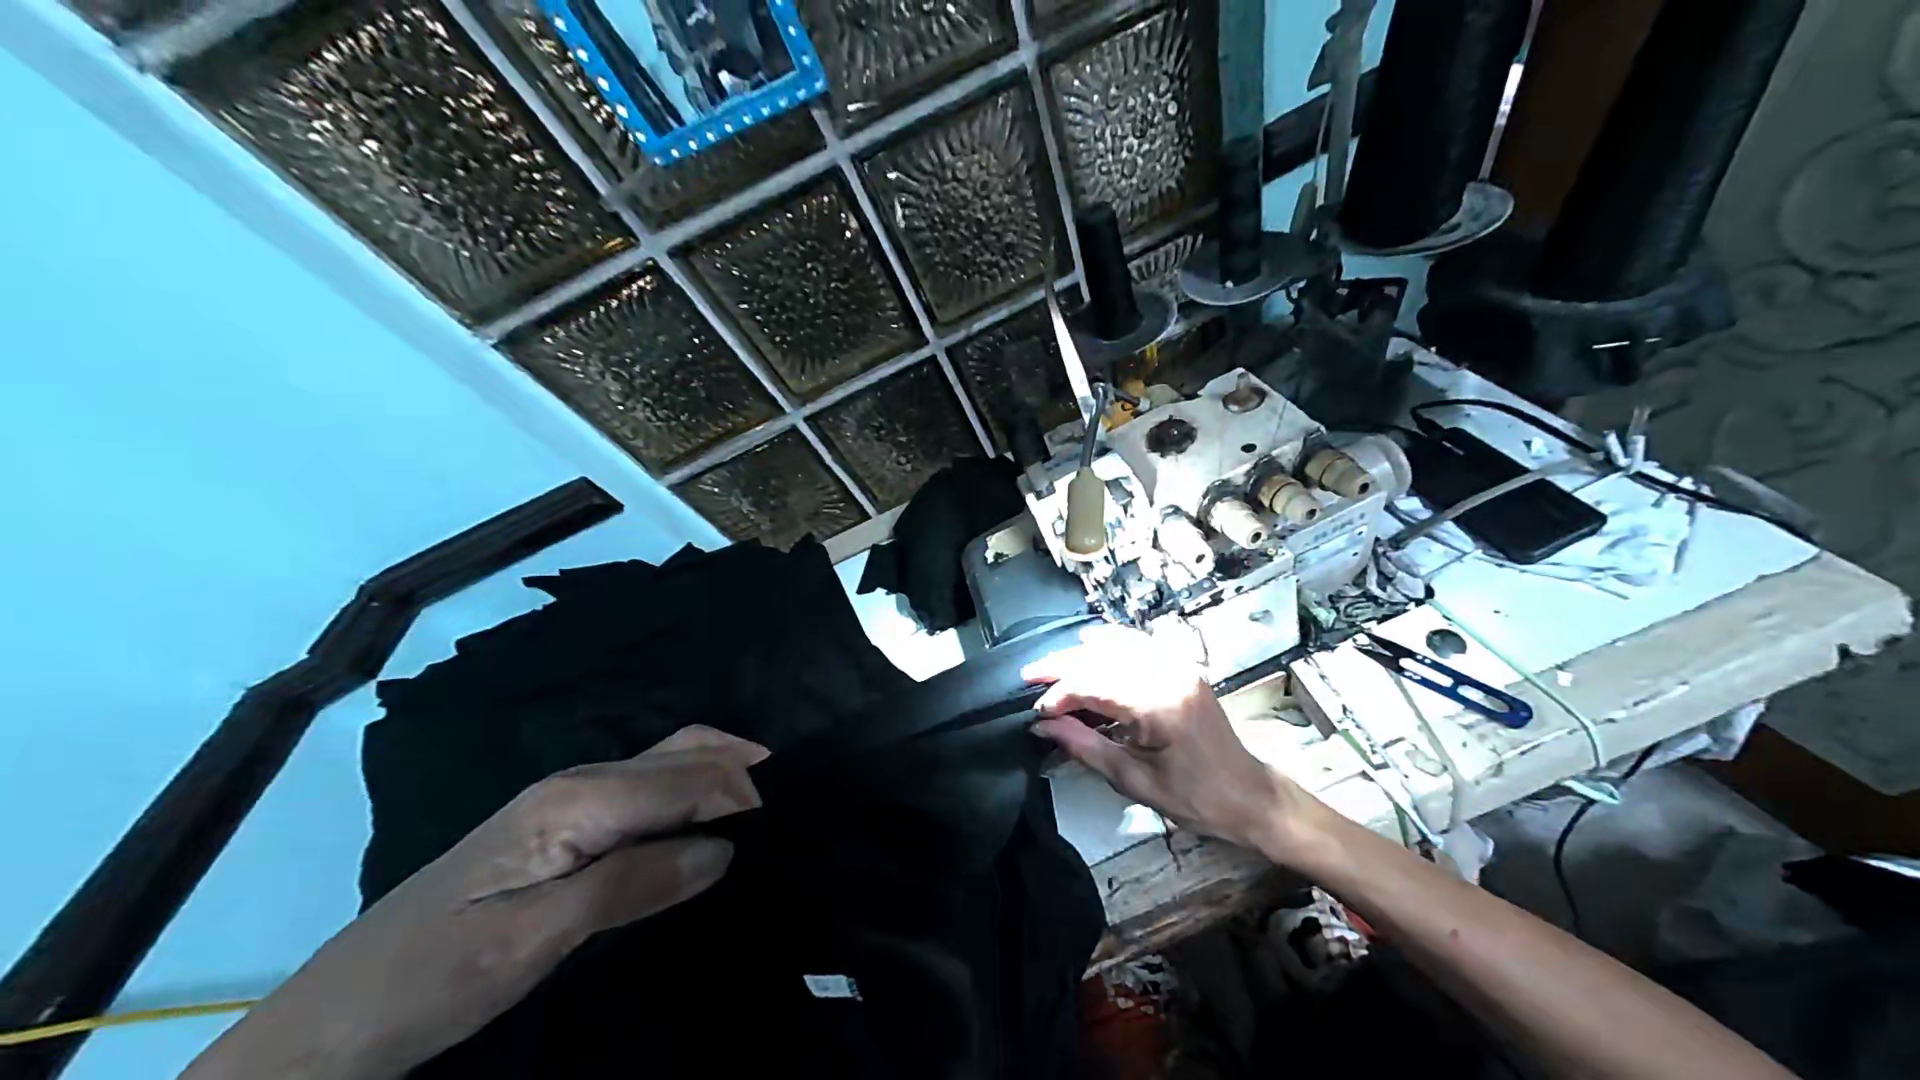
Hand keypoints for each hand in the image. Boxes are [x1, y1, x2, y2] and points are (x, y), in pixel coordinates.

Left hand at [183, 726, 766, 1079]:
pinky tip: (716, 817)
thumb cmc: (433, 977)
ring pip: (671, 760)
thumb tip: (723, 848)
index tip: (792, 829)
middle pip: (685, 754)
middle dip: (744, 771)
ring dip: (724, 772)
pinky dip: (696, 788)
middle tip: (797, 810)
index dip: (743, 797)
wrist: (337, 1013)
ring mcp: (573, 795)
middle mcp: (581, 779)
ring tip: (772, 805)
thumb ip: (630, 883)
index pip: (686, 781)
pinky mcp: (570, 818)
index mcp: (576, 800)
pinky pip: (651, 785)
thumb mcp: (531, 941)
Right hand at [1024, 626, 1326, 859]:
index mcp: (1159, 705)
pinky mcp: (1183, 667)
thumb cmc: (1194, 798)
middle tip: (1030, 675)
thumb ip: (1084, 746)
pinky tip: (1090, 643)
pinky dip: (1111, 643)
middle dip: (1062, 666)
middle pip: (1103, 658)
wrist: (1249, 796)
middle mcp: (1169, 674)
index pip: (1094, 685)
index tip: (1037, 713)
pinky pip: (1140, 644)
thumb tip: (1042, 726)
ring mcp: (1179, 666)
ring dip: (1081, 654)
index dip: (1060, 695)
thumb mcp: (1133, 780)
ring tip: (1051, 665)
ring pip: (1118, 645)